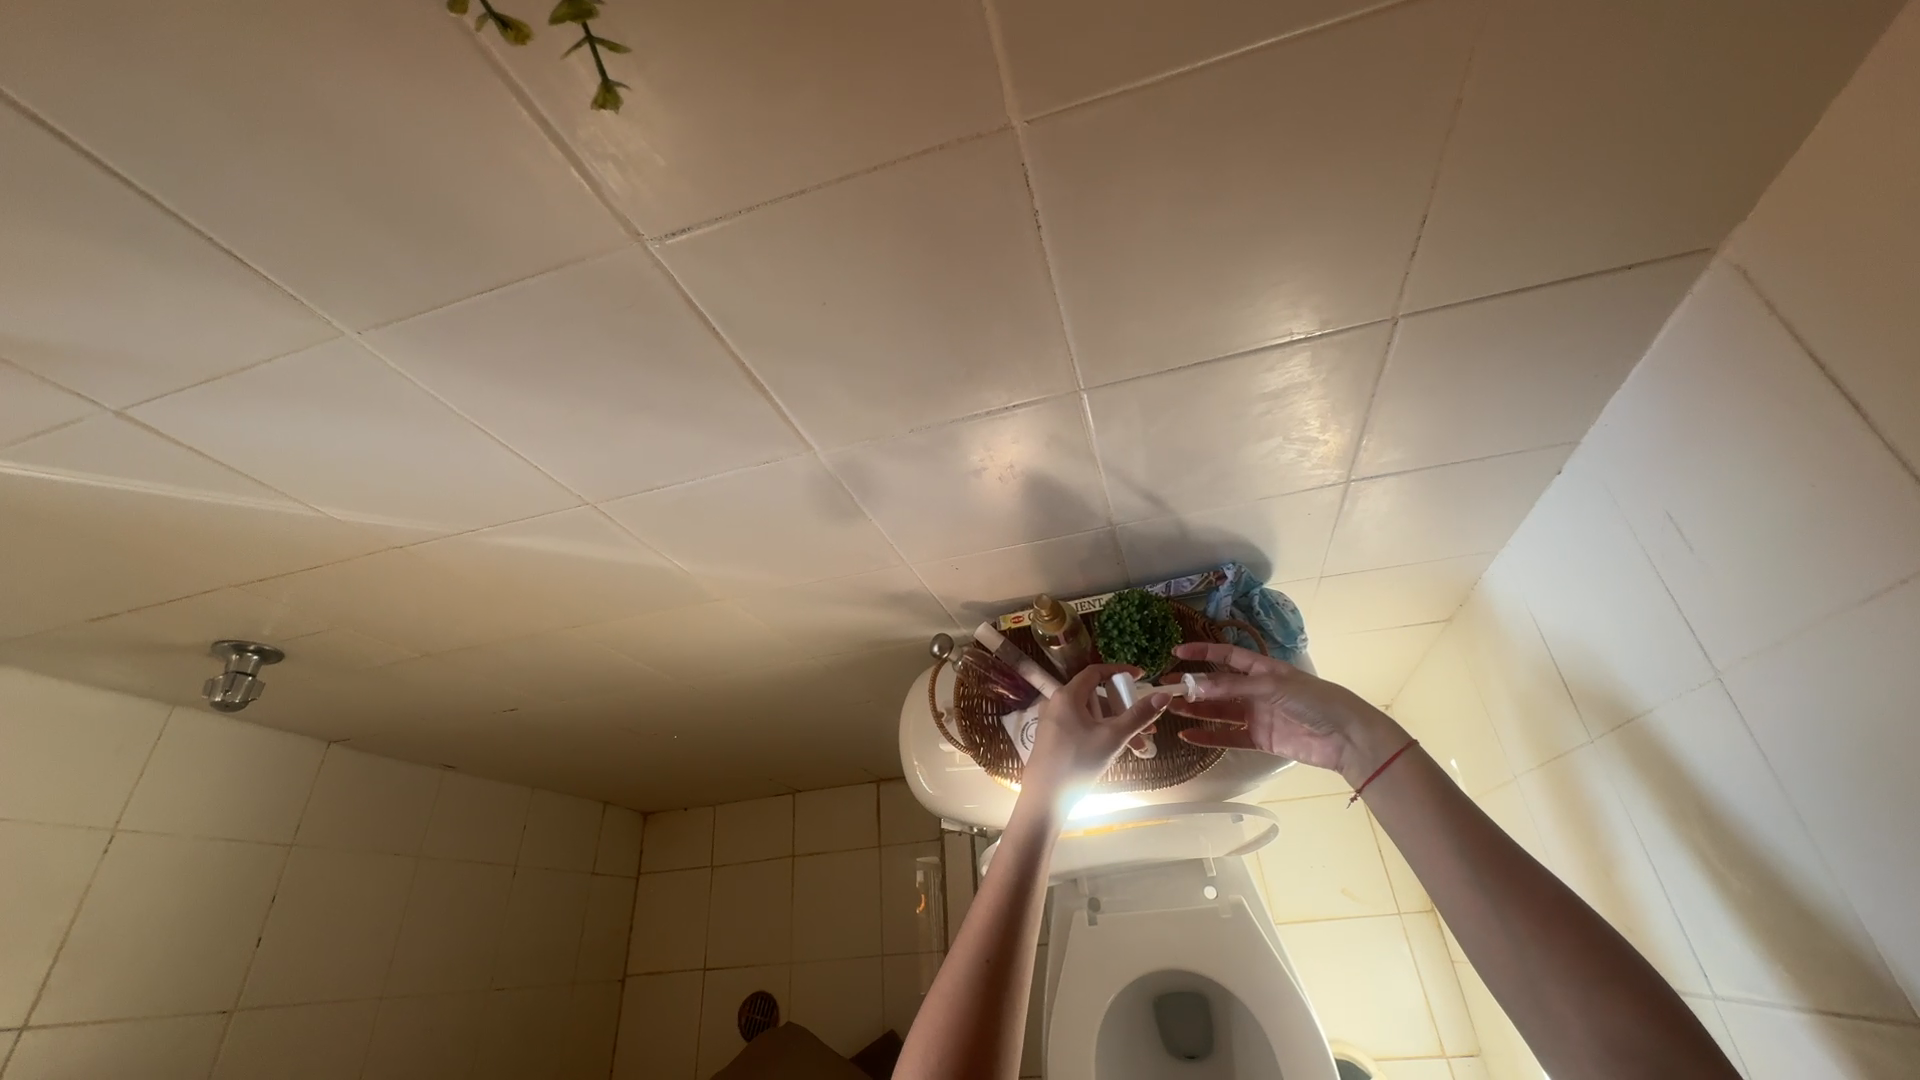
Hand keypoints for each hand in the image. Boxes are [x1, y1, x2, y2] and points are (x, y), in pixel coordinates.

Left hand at [1021, 664, 1168, 806]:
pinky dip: (1099, 732)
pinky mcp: (1052, 737)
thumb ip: (1138, 716)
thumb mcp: (1112, 738)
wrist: (1045, 797)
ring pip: (1089, 715)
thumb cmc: (1077, 762)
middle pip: (1095, 696)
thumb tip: (1163, 695)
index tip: (1140, 677)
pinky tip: (1115, 750)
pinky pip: (1080, 726)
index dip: (1119, 672)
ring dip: (1114, 724)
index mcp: (1067, 696)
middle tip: (1144, 723)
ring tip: (1137, 744)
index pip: (1095, 672)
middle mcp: (1056, 703)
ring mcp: (1052, 721)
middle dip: (1122, 709)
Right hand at [1168, 643, 1408, 786]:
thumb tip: (1195, 685)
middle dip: (1192, 686)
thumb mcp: (1271, 686)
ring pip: (1219, 711)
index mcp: (1262, 669)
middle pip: (1218, 686)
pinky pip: (1228, 736)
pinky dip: (1208, 736)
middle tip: (1165, 688)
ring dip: (1195, 710)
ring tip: (1170, 709)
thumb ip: (1232, 687)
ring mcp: (1257, 715)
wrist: (1345, 737)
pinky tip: (1188, 735)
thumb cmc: (1313, 700)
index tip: (1176, 653)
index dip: (1202, 652)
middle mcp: (1256, 690)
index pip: (1226, 656)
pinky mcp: (1260, 739)